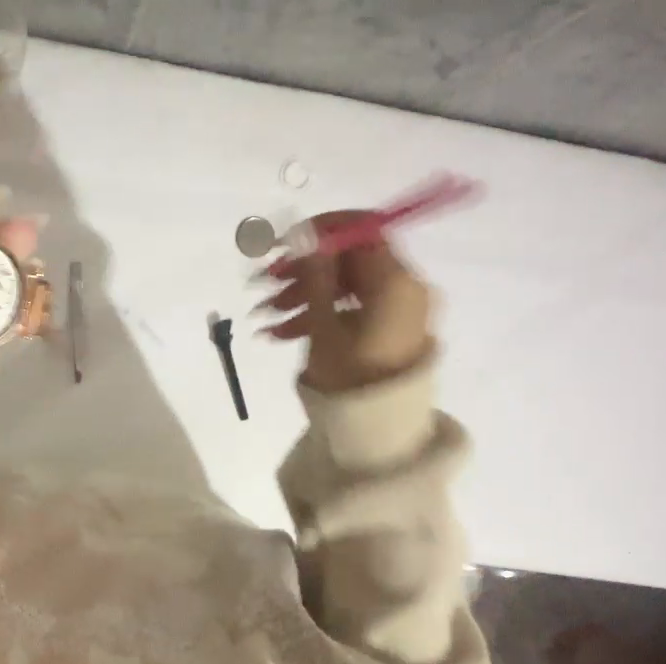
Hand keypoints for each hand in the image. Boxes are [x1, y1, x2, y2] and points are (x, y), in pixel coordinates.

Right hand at [255, 216, 435, 393]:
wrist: (375, 432)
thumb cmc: (350, 378)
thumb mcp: (324, 325)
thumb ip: (315, 275)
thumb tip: (306, 234)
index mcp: (395, 281)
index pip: (363, 231)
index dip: (321, 230)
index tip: (284, 242)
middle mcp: (402, 288)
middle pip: (348, 260)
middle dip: (302, 269)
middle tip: (263, 282)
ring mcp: (394, 311)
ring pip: (343, 287)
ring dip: (300, 295)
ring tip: (263, 315)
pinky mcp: (384, 331)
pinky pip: (349, 310)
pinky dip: (316, 315)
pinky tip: (280, 331)